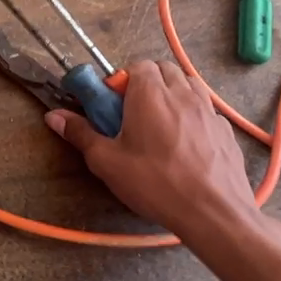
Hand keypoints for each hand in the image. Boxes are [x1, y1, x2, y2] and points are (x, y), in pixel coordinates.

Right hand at [46, 59, 259, 237]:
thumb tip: (53, 116)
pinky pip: (208, 110)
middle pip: (166, 69)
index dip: (124, 79)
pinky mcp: (227, 132)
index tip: (115, 102)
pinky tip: (188, 141)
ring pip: (191, 85)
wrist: (215, 215)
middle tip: (135, 109)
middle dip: (149, 80)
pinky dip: (195, 114)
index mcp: (150, 95)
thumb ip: (80, 133)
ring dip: (175, 92)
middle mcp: (183, 95)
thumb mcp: (106, 161)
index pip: (138, 65)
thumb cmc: (155, 183)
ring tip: (163, 120)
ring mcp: (210, 112)